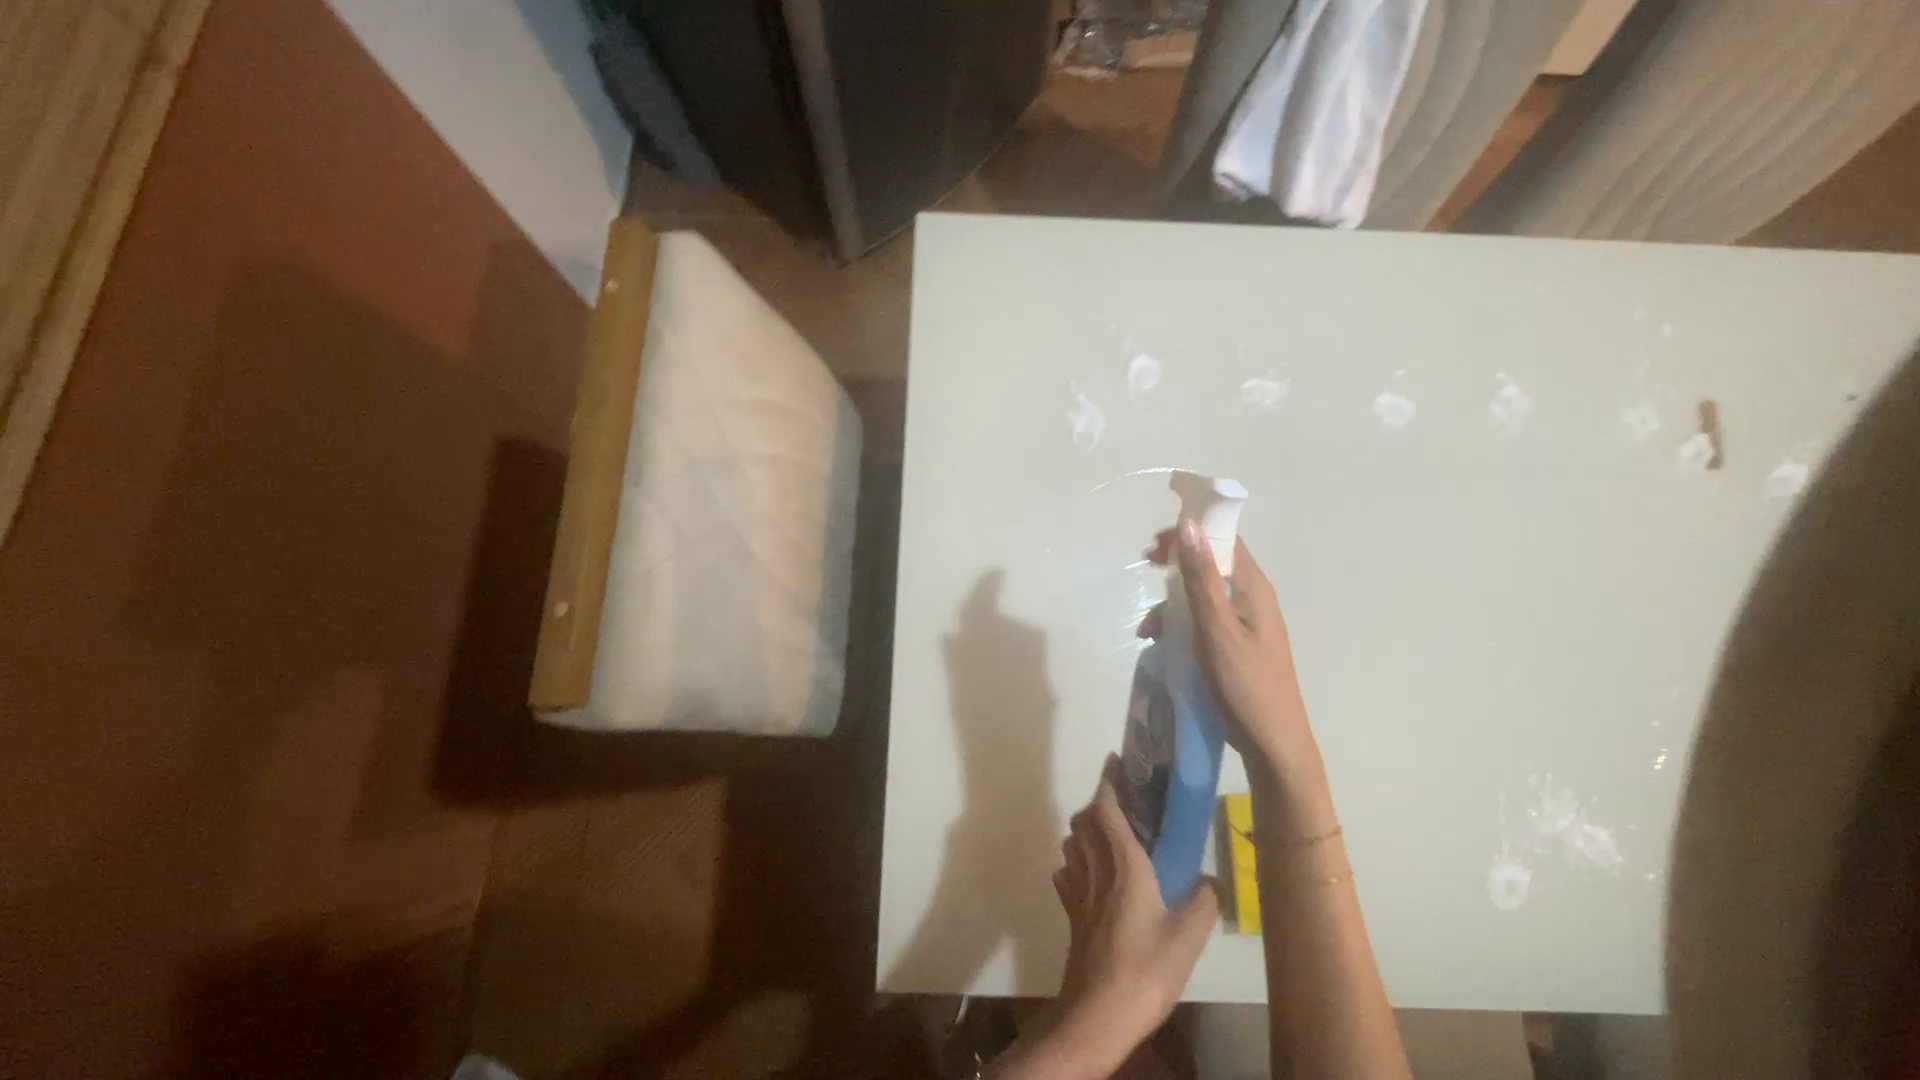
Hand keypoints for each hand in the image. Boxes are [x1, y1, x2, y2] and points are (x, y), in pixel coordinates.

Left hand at [1052, 759, 1218, 1045]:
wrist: (1097, 1014)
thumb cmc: (1145, 970)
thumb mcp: (1188, 938)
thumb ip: (1203, 902)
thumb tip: (1210, 880)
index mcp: (1124, 865)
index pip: (1106, 809)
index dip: (1109, 782)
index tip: (1118, 762)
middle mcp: (1095, 870)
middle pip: (1083, 821)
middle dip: (1098, 804)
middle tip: (1124, 803)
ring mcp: (1078, 893)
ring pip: (1072, 844)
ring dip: (1085, 831)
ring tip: (1110, 835)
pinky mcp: (1071, 915)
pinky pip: (1068, 875)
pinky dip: (1076, 864)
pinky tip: (1092, 876)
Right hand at [1141, 524, 1323, 782]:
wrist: (1272, 741)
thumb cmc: (1245, 683)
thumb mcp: (1216, 628)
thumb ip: (1200, 578)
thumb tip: (1188, 525)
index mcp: (1253, 587)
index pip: (1223, 539)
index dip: (1190, 533)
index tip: (1155, 546)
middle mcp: (1253, 598)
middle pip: (1211, 564)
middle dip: (1176, 565)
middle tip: (1145, 572)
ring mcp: (1246, 623)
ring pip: (1203, 595)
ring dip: (1173, 601)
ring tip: (1147, 629)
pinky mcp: (1237, 645)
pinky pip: (1205, 620)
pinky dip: (1181, 624)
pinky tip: (1161, 644)